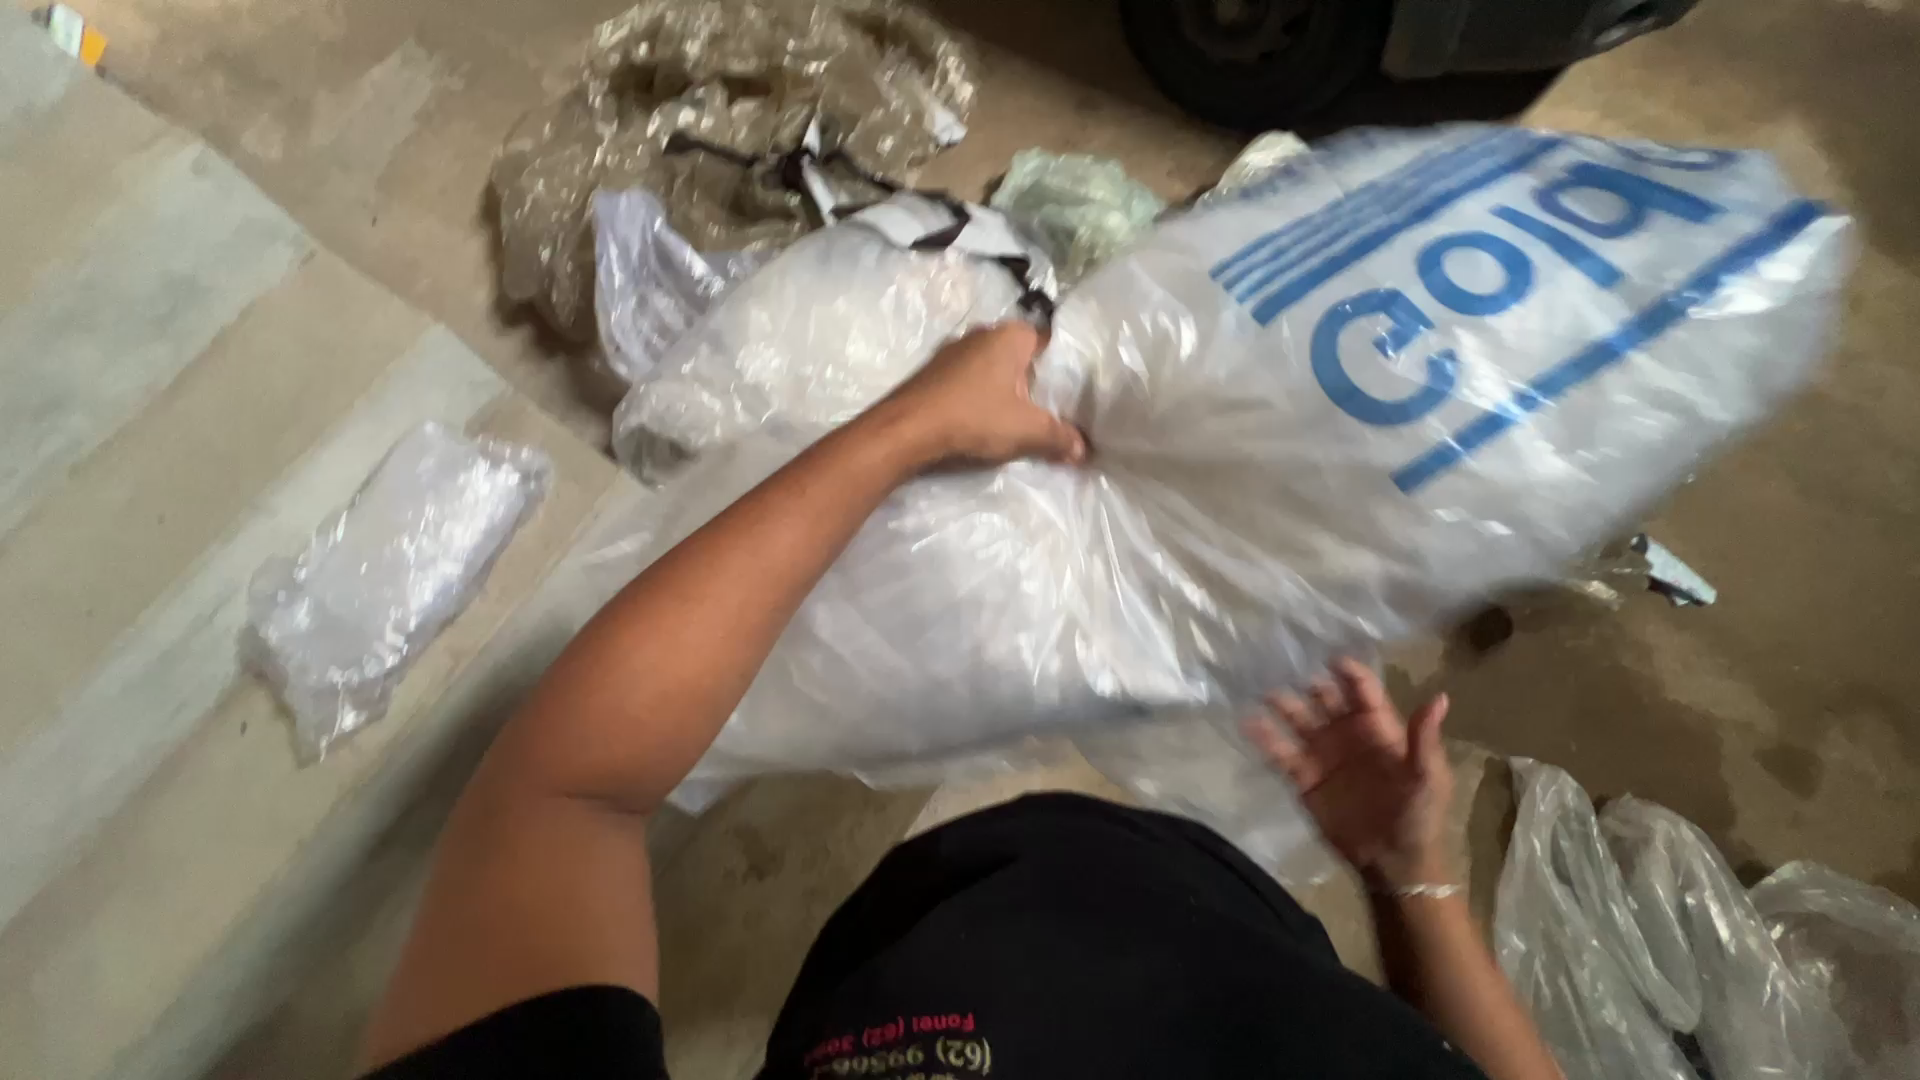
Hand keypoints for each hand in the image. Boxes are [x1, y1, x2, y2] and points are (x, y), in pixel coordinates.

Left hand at [867, 321, 1086, 468]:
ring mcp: (952, 351)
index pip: (1050, 342)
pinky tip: (983, 418)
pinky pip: (969, 380)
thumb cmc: (974, 418)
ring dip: (1004, 389)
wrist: (906, 430)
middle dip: (1033, 380)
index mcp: (1010, 335)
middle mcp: (981, 333)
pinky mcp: (932, 372)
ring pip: (992, 368)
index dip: (1064, 367)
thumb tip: (1083, 450)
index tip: (1073, 392)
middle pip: (1020, 355)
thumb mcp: (1026, 431)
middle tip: (1050, 408)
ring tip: (1018, 417)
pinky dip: (979, 395)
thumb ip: (1059, 437)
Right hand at [1243, 659, 1454, 888]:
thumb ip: (1424, 738)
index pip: (1362, 691)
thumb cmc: (1418, 816)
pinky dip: (1264, 737)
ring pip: (1298, 720)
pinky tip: (1248, 722)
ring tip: (1264, 690)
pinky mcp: (1303, 777)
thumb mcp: (1428, 777)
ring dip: (1282, 704)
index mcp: (1379, 728)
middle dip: (1308, 682)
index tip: (1330, 659)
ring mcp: (1322, 753)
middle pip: (1324, 699)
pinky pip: (1280, 752)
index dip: (1348, 673)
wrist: (1393, 863)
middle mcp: (1347, 733)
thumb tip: (1441, 696)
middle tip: (1286, 664)